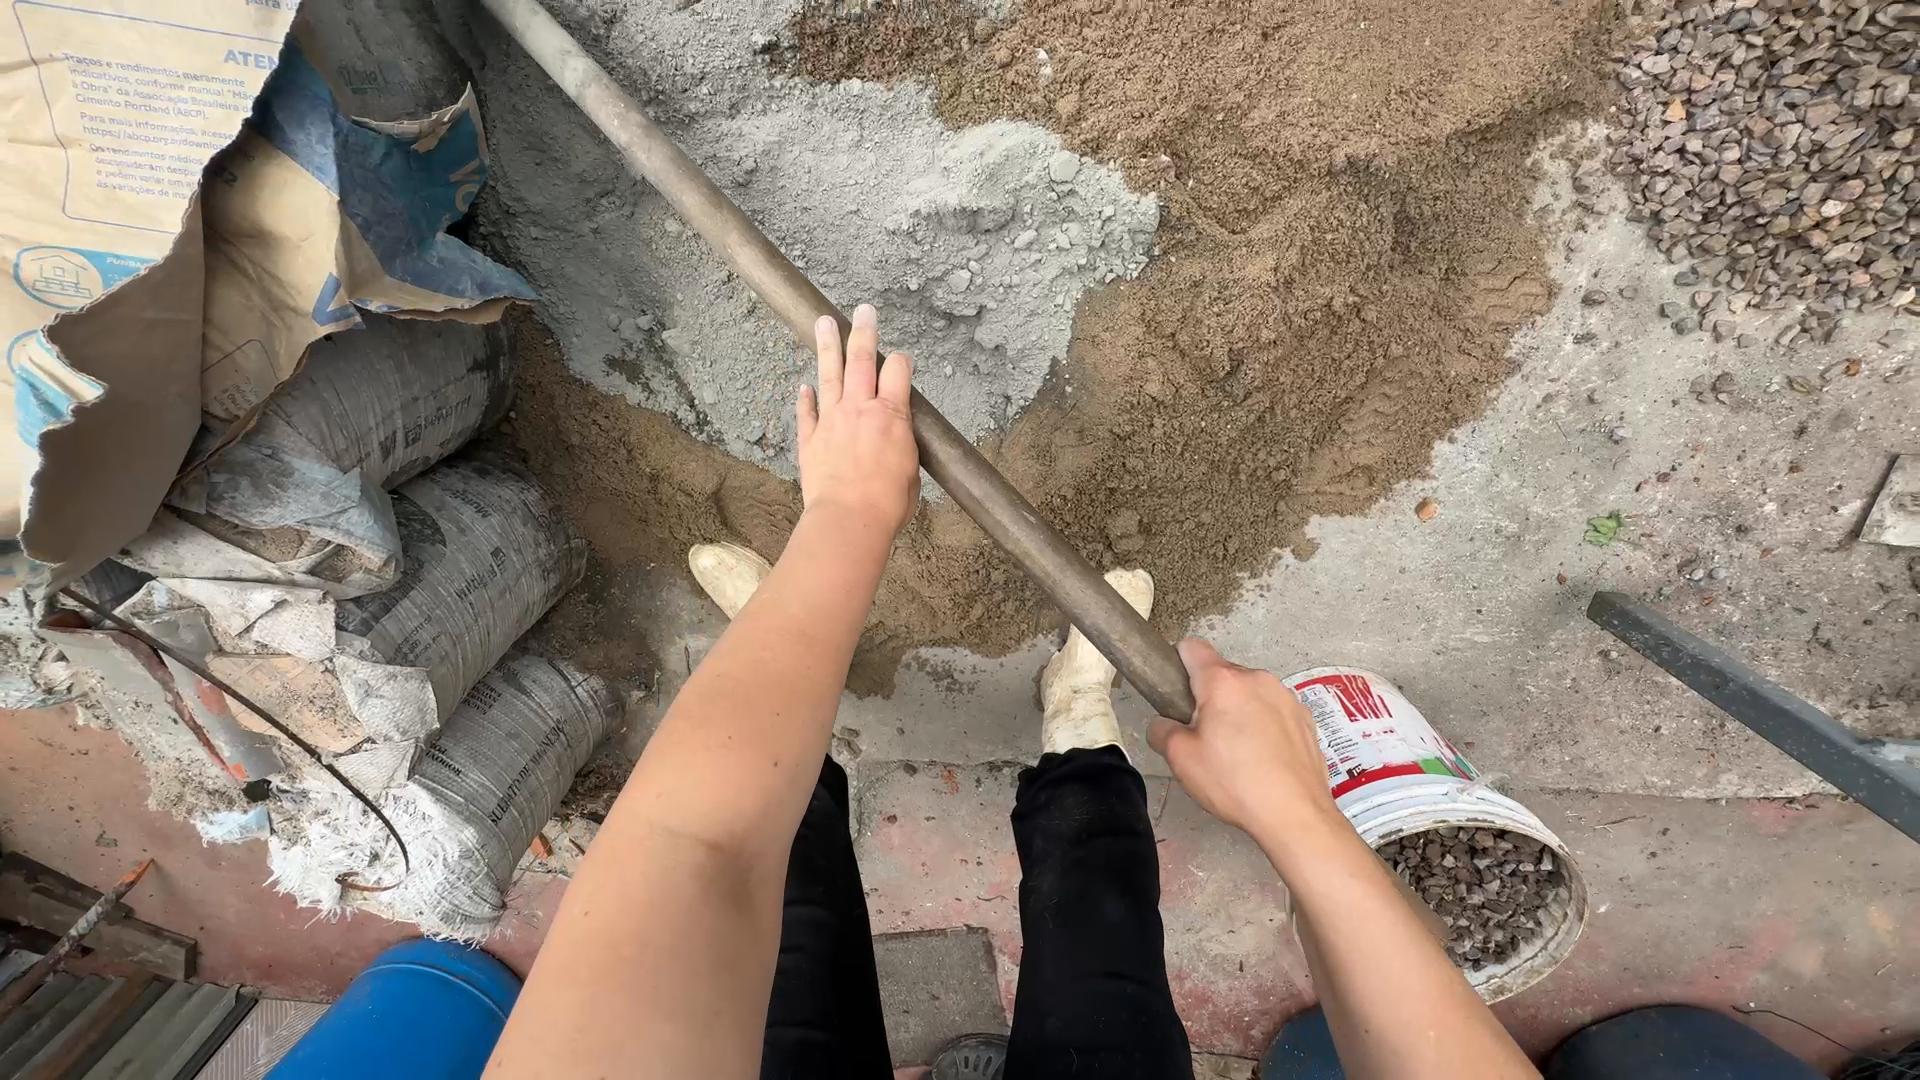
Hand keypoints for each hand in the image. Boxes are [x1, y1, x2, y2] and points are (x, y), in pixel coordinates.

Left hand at [797, 304, 919, 534]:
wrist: (849, 521)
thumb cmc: (887, 504)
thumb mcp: (911, 472)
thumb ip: (902, 447)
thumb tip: (897, 443)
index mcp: (892, 416)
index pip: (897, 371)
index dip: (900, 362)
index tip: (900, 360)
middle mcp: (860, 409)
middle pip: (862, 359)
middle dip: (864, 331)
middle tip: (864, 310)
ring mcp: (832, 421)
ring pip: (830, 374)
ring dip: (828, 346)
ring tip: (824, 322)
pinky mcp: (811, 439)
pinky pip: (807, 412)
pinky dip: (806, 398)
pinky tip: (804, 386)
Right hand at [1148, 639, 1339, 836]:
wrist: (1296, 815)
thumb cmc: (1235, 783)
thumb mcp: (1179, 758)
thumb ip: (1161, 730)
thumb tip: (1165, 724)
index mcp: (1223, 681)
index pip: (1191, 647)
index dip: (1177, 665)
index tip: (1177, 694)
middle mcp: (1257, 679)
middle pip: (1221, 674)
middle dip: (1208, 697)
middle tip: (1205, 736)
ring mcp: (1285, 697)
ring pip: (1248, 692)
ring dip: (1238, 710)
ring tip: (1236, 752)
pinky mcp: (1304, 718)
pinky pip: (1273, 710)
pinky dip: (1263, 725)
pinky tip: (1262, 758)